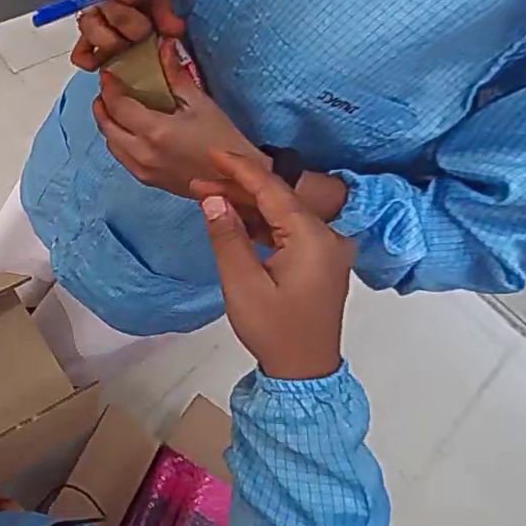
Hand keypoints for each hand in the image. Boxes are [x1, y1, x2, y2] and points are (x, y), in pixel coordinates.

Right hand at [70, 0, 186, 70]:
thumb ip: (167, 8)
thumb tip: (174, 31)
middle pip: (110, 15)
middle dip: (134, 26)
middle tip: (146, 28)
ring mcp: (88, 18)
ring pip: (93, 35)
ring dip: (116, 43)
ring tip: (130, 42)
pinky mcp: (85, 41)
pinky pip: (80, 55)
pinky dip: (94, 60)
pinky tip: (112, 57)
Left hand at [94, 37, 260, 197]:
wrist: (232, 179)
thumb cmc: (221, 138)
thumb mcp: (200, 102)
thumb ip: (176, 74)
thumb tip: (164, 46)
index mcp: (155, 132)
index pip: (118, 106)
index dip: (109, 88)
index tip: (107, 75)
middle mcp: (141, 153)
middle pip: (107, 127)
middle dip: (102, 106)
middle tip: (107, 90)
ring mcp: (141, 169)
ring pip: (111, 144)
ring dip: (108, 125)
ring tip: (114, 108)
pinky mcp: (145, 179)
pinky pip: (121, 157)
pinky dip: (118, 140)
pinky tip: (127, 129)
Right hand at [195, 150, 355, 380]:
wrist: (304, 369)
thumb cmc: (274, 329)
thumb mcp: (243, 284)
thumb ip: (228, 238)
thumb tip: (212, 201)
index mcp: (314, 238)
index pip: (274, 191)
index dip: (241, 171)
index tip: (213, 156)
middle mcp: (326, 236)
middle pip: (278, 200)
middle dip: (238, 190)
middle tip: (199, 183)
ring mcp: (324, 249)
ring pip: (281, 216)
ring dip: (246, 207)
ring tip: (209, 199)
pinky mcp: (317, 262)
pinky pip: (286, 232)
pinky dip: (259, 225)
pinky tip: (234, 220)